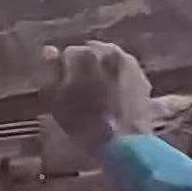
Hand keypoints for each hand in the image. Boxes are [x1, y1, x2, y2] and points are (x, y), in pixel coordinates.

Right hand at [38, 42, 154, 150]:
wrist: (120, 140)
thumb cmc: (80, 119)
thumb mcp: (52, 97)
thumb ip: (49, 70)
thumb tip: (49, 50)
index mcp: (83, 54)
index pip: (67, 54)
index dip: (62, 72)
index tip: (62, 88)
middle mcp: (109, 51)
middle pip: (90, 53)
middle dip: (83, 67)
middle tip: (79, 90)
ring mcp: (129, 64)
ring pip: (108, 62)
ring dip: (101, 72)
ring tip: (97, 94)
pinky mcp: (142, 78)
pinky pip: (123, 73)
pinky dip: (116, 80)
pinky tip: (113, 98)